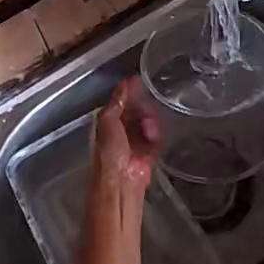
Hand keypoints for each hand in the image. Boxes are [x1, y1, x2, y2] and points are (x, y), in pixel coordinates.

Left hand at [91, 76, 159, 204]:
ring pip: (148, 122)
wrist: (121, 181)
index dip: (127, 92)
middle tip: (147, 113)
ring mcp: (135, 141)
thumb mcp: (107, 122)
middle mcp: (120, 131)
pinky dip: (157, 136)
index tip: (138, 81)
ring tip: (150, 131)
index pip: (119, 102)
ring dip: (151, 123)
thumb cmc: (109, 152)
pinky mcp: (148, 152)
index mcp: (106, 123)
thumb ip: (117, 102)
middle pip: (136, 110)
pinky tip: (155, 138)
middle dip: (143, 109)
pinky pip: (156, 137)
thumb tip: (123, 85)